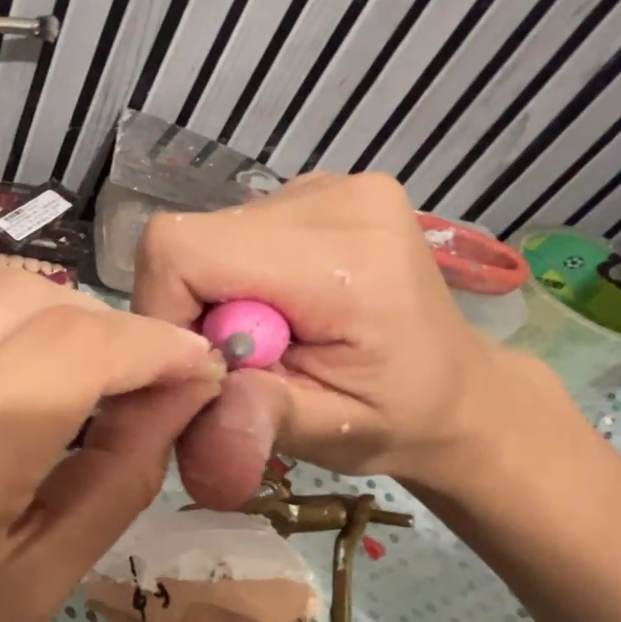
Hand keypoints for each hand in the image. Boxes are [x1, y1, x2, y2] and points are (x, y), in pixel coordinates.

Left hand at [0, 270, 225, 621]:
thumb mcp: (33, 589)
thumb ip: (113, 482)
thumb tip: (174, 395)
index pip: (68, 350)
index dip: (149, 344)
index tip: (196, 368)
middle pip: (20, 297)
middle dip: (101, 324)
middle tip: (135, 383)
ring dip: (43, 321)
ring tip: (72, 384)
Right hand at [133, 172, 558, 506]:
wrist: (456, 390)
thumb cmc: (395, 420)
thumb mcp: (327, 435)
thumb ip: (252, 417)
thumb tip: (174, 410)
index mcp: (346, 260)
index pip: (183, 250)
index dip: (163, 308)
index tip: (197, 364)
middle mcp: (336, 201)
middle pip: (184, 240)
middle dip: (185, 308)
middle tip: (233, 360)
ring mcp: (326, 186)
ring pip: (199, 234)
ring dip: (205, 295)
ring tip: (258, 337)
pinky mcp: (314, 189)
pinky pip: (225, 229)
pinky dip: (226, 277)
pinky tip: (271, 308)